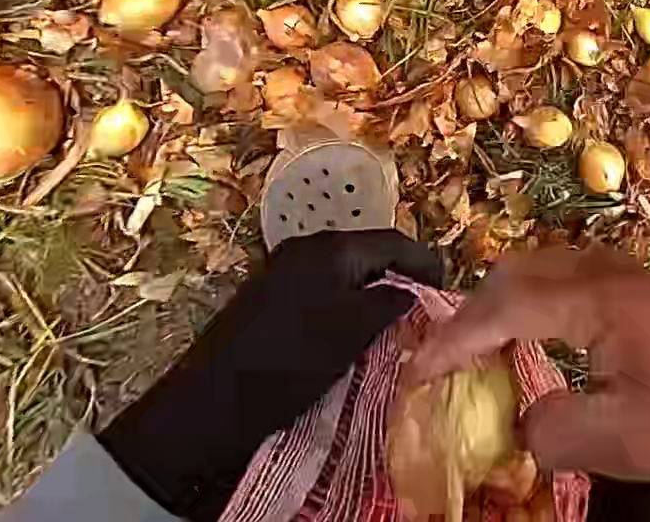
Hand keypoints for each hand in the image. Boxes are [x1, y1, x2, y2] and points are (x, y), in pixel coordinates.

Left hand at [99, 229, 440, 521]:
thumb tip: (410, 290)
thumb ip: (390, 300)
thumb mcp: (352, 331)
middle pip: (369, 250)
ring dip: (372, 286)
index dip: (424, 261)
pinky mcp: (268, 293)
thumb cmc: (288, 362)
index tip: (445, 284)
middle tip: (421, 299)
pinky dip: (346, 298)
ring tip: (393, 314)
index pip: (393, 241)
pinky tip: (352, 324)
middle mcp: (307, 246)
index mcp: (331, 247)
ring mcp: (283, 268)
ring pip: (346, 269)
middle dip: (399, 272)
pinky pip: (323, 284)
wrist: (204, 409)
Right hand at [403, 246, 649, 482]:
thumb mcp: (622, 438)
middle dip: (469, 314)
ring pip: (532, 266)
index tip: (420, 370)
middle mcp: (596, 269)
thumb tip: (520, 420)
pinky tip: (516, 329)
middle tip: (439, 360)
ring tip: (470, 348)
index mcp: (596, 299)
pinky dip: (521, 296)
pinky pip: (552, 272)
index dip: (459, 337)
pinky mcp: (614, 275)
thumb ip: (556, 429)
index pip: (509, 306)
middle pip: (514, 274)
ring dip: (494, 301)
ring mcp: (607, 266)